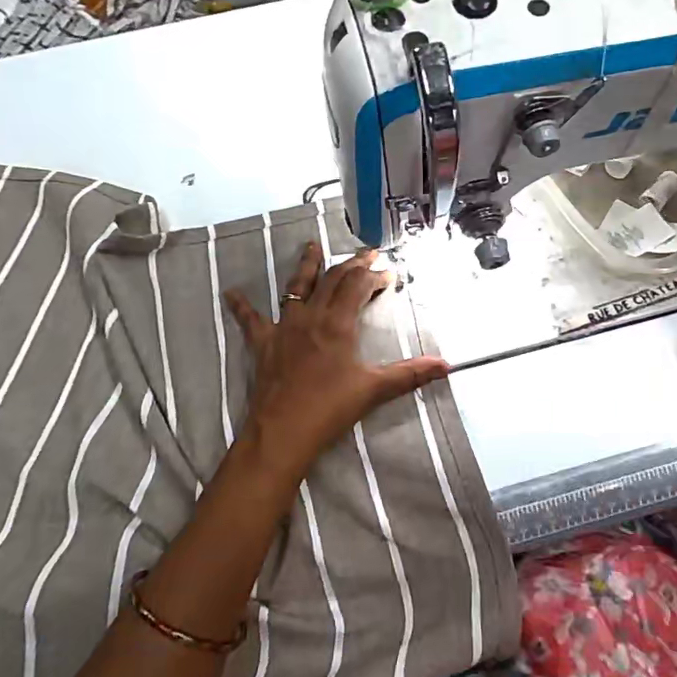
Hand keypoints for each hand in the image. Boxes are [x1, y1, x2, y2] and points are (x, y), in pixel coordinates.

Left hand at [225, 242, 447, 477]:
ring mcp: (284, 328)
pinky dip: (241, 307)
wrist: (283, 430)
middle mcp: (311, 317)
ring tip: (311, 245)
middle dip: (351, 264)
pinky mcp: (263, 344)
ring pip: (295, 287)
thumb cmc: (330, 409)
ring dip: (305, 265)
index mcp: (338, 324)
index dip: (374, 275)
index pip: (358, 287)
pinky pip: (250, 320)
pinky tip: (230, 293)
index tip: (389, 273)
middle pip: (331, 280)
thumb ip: (410, 374)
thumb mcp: (374, 389)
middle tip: (366, 254)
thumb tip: (446, 365)